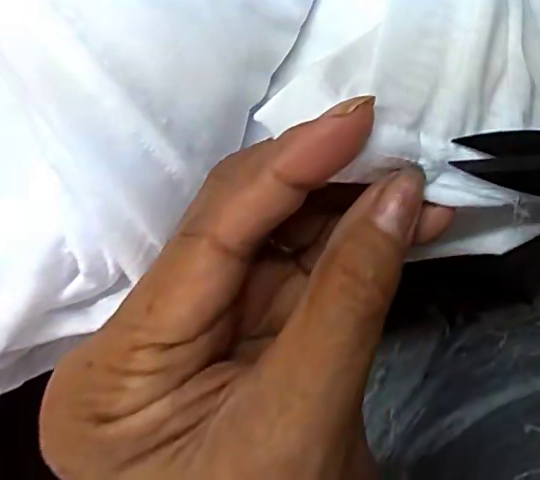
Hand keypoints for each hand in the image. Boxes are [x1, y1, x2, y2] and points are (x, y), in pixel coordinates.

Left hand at [40, 97, 453, 479]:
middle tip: (394, 144)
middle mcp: (156, 331)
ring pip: (289, 233)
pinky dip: (367, 241)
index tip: (357, 118)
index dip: (289, 164)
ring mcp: (212, 328)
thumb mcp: (301, 421)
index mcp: (121, 363)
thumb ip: (350, 294)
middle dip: (327, 178)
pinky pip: (317, 265)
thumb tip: (401, 187)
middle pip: (246, 220)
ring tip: (419, 188)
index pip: (210, 232)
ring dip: (358, 206)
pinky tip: (414, 224)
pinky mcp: (262, 331)